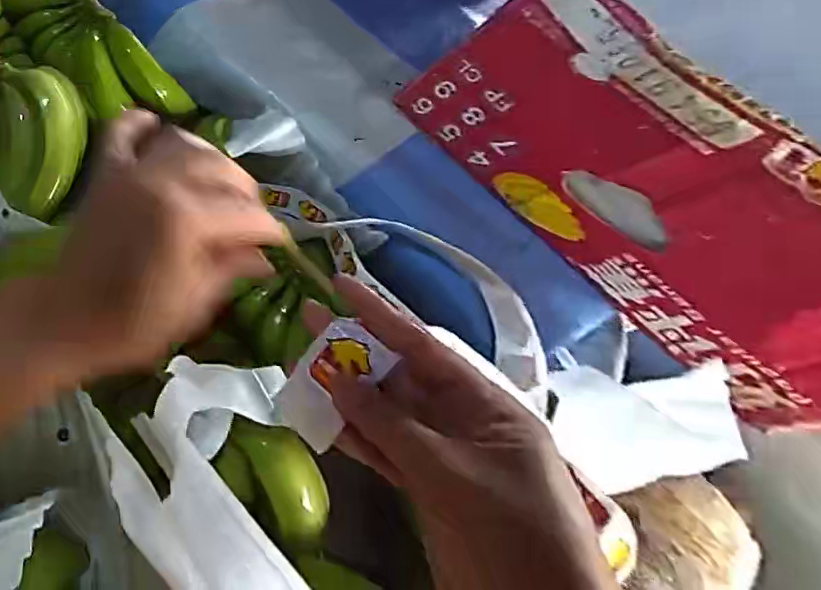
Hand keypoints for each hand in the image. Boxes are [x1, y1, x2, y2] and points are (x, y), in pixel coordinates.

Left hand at [35, 110, 282, 376]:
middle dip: (246, 194)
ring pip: (186, 142)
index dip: (269, 230)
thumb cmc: (131, 324)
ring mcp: (132, 170)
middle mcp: (163, 181)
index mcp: (187, 219)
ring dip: (209, 159)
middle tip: (249, 219)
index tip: (277, 245)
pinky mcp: (107, 170)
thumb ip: (230, 269)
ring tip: (215, 185)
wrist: (64, 320)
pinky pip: (125, 129)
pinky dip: (144, 124)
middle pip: (223, 170)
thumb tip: (264, 255)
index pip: (247, 213)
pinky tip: (159, 131)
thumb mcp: (192, 307)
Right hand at [304, 279, 615, 589]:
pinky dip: (356, 438)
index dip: (379, 313)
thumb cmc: (517, 535)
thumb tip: (339, 380)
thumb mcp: (454, 475)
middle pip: (399, 375)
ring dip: (346, 394)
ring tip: (302, 368)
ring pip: (386, 414)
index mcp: (484, 403)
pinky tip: (324, 421)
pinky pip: (385, 451)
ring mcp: (443, 455)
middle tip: (309, 319)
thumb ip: (392, 427)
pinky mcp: (428, 489)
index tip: (342, 284)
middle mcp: (461, 420)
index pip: (424, 346)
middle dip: (355, 349)